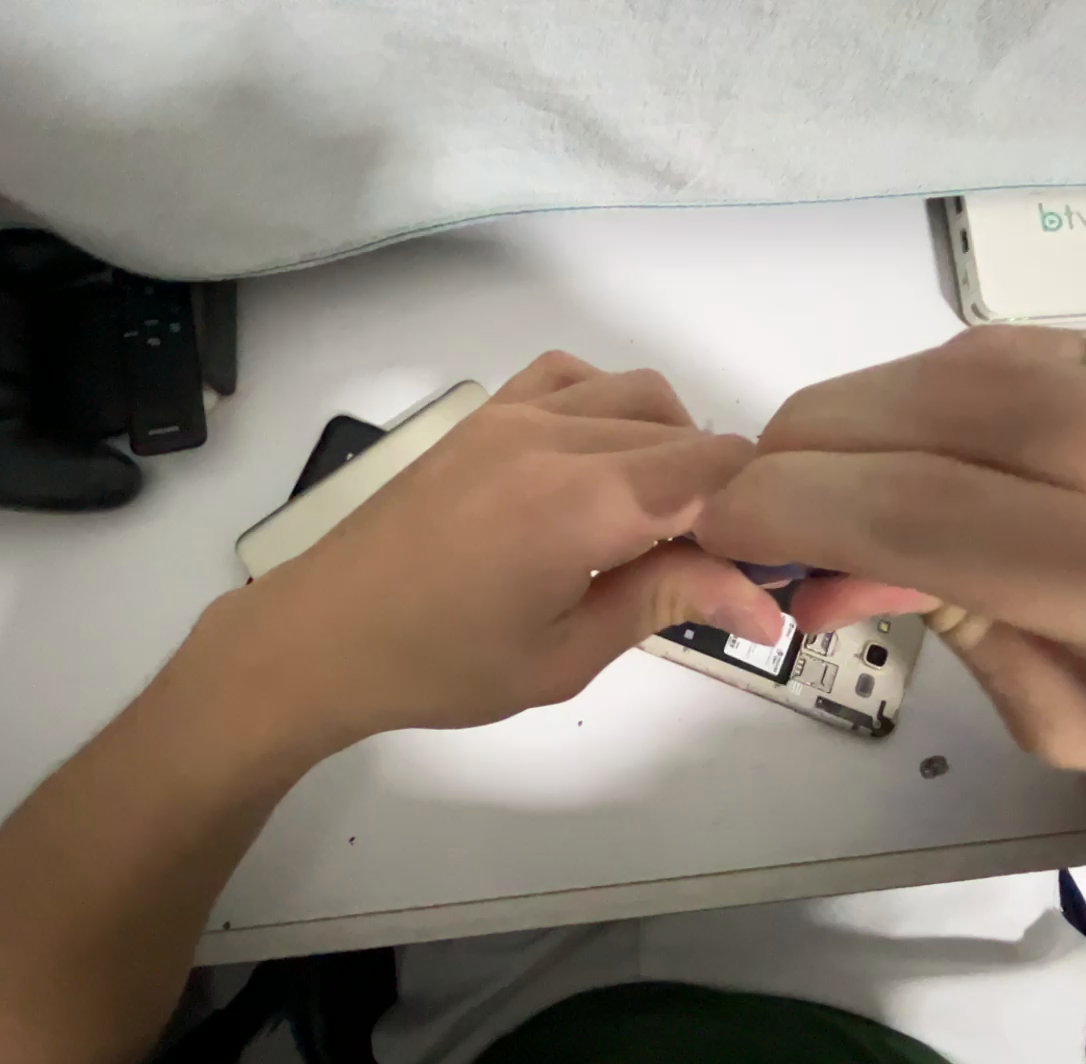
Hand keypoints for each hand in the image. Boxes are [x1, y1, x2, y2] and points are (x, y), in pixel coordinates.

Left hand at [205, 351, 783, 743]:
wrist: (325, 635)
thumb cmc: (443, 665)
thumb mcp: (566, 655)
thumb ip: (666, 603)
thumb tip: (760, 601)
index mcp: (583, 502)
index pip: (716, 470)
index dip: (752, 513)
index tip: (749, 566)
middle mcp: (554, 435)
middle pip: (683, 432)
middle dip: (716, 491)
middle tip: (703, 560)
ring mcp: (511, 412)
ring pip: (634, 393)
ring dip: (668, 442)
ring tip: (652, 513)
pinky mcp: (480, 414)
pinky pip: (568, 376)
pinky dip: (605, 405)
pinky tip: (594, 457)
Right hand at [694, 326, 1085, 916]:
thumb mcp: (1057, 718)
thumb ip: (935, 611)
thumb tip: (806, 560)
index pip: (973, 524)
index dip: (820, 505)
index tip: (727, 514)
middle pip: (997, 409)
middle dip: (834, 430)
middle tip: (755, 469)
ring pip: (1021, 358)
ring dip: (879, 399)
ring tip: (821, 455)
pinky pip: (1062, 347)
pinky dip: (950, 385)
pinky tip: (914, 433)